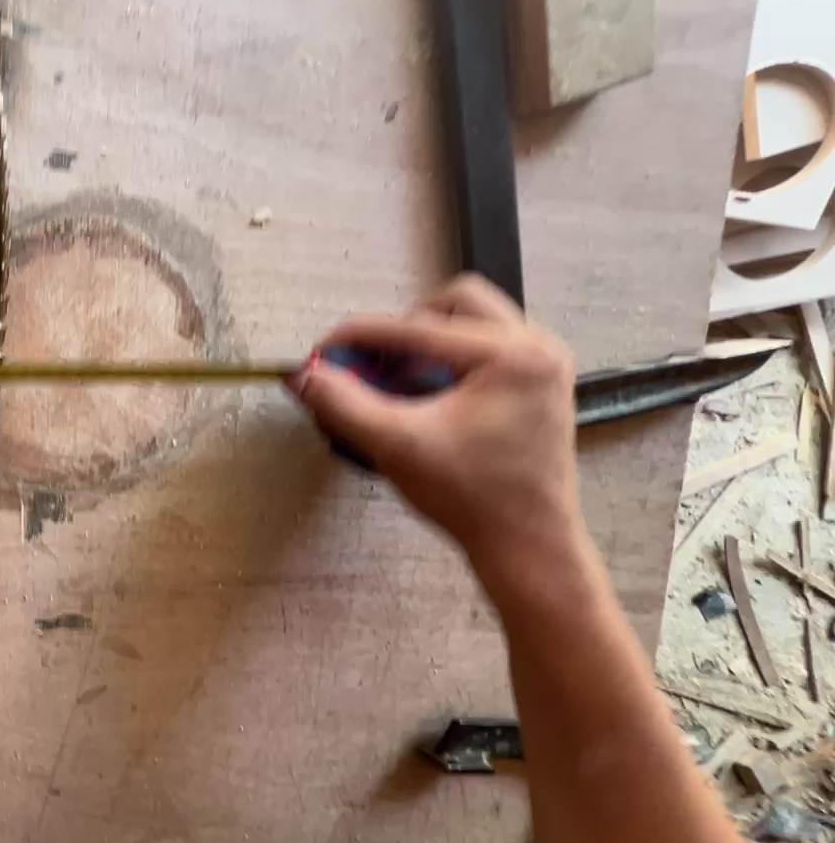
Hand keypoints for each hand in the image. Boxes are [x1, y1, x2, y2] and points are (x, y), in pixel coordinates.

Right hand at [289, 275, 587, 582]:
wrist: (524, 540)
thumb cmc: (468, 494)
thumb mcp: (393, 444)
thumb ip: (341, 403)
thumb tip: (301, 374)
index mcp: (511, 355)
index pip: (415, 327)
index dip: (357, 337)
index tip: (320, 353)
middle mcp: (536, 348)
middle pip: (455, 303)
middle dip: (403, 328)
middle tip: (371, 362)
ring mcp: (541, 365)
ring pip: (471, 322)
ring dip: (424, 343)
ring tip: (393, 380)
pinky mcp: (534, 385)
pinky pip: (482, 348)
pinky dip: (443, 360)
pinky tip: (419, 394)